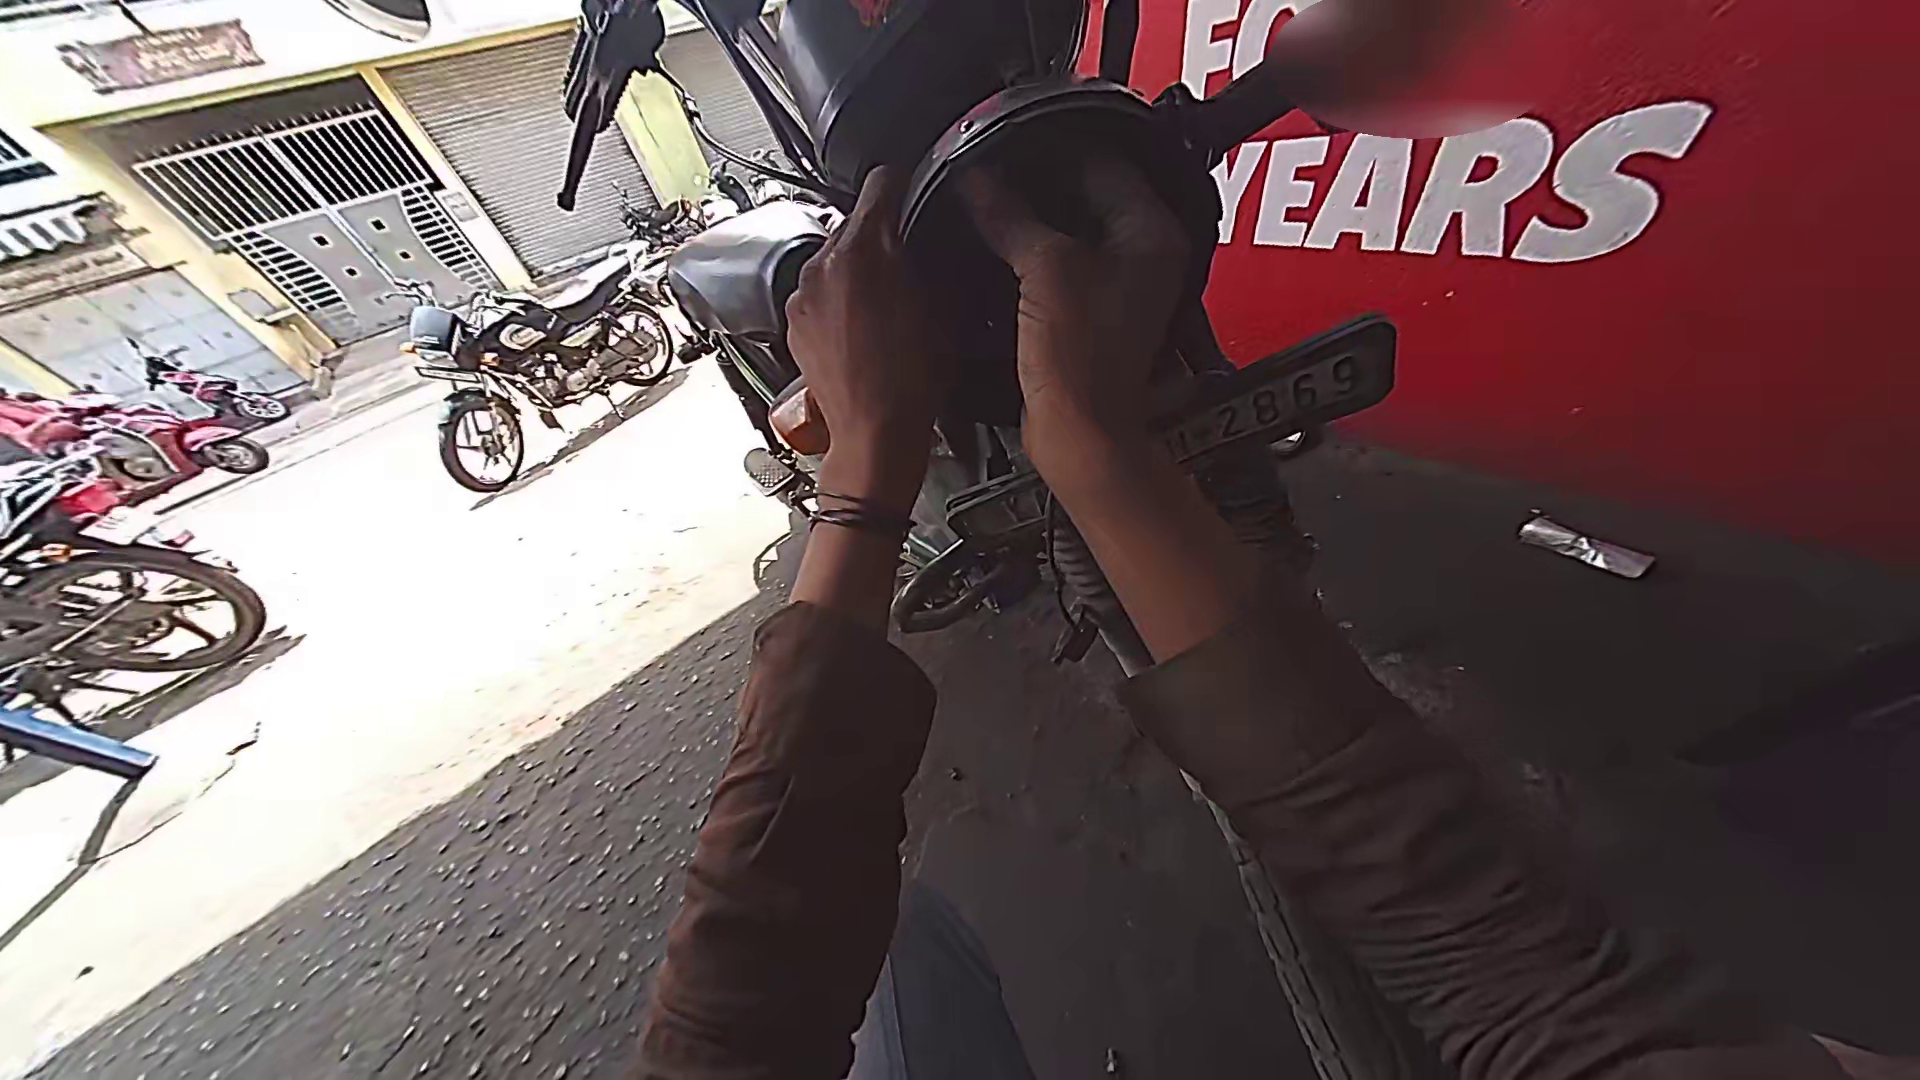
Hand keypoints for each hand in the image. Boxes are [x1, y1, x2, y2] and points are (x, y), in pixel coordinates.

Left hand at [785, 166, 951, 512]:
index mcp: (865, 251)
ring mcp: (804, 296)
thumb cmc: (908, 385)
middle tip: (905, 271)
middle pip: (854, 226)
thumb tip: (924, 246)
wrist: (873, 433)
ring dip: (856, 273)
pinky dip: (837, 302)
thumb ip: (929, 264)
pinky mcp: (795, 323)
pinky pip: (818, 294)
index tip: (912, 197)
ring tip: (882, 311)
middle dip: (879, 241)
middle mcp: (824, 265)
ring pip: (833, 261)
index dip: (905, 188)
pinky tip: (860, 331)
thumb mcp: (942, 314)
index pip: (883, 182)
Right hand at [962, 155, 1188, 481]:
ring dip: (1033, 220)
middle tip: (996, 166)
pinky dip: (1031, 255)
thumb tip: (979, 180)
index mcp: (1151, 236)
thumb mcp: (1046, 272)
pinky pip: (1058, 269)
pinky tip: (1000, 244)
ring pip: (1070, 234)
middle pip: (1087, 197)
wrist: (1076, 430)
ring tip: (991, 199)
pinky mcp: (1086, 317)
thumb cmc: (1083, 363)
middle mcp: (1140, 260)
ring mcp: (1113, 290)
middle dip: (1040, 182)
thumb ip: (1012, 217)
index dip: (1056, 147)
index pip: (1106, 164)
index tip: (1014, 137)